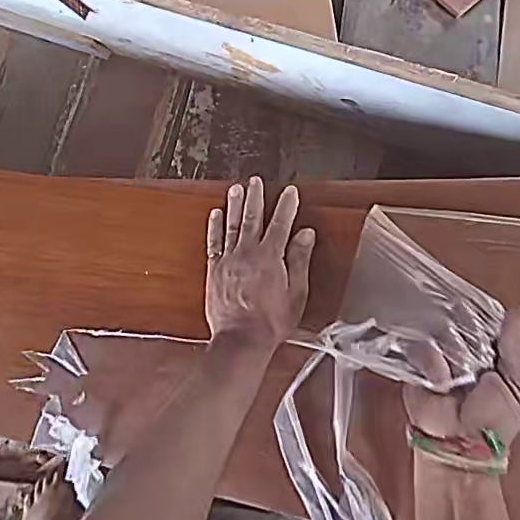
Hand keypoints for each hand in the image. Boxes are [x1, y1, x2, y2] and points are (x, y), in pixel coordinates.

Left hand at [205, 177, 314, 351]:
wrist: (241, 339)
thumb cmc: (271, 322)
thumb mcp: (296, 293)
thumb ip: (299, 261)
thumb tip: (305, 235)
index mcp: (270, 257)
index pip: (281, 224)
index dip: (287, 206)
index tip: (290, 192)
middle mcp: (247, 253)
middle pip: (253, 218)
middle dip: (256, 198)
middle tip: (256, 181)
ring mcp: (228, 260)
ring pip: (232, 225)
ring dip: (235, 205)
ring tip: (236, 188)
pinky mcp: (214, 269)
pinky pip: (214, 242)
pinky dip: (215, 226)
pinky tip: (216, 213)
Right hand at [403, 306, 519, 445]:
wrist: (461, 447)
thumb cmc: (495, 423)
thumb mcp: (518, 385)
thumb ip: (515, 347)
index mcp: (487, 352)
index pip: (481, 320)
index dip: (479, 315)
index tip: (478, 313)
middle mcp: (460, 350)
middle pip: (455, 321)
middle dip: (462, 334)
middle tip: (470, 355)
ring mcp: (437, 357)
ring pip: (436, 332)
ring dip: (448, 353)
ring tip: (456, 377)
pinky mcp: (415, 366)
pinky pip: (418, 349)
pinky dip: (431, 363)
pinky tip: (441, 381)